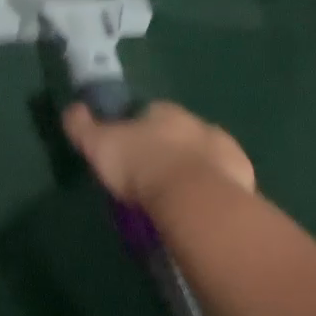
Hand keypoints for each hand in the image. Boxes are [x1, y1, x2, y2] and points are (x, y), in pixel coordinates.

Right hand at [62, 100, 255, 202]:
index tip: (128, 146)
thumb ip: (82, 126)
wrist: (194, 196)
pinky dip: (212, 188)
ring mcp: (224, 149)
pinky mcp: (243, 176)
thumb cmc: (140, 165)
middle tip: (151, 174)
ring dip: (192, 167)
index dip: (137, 127)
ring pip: (204, 154)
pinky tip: (198, 206)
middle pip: (179, 132)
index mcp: (163, 111)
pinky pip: (223, 179)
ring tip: (175, 195)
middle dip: (167, 147)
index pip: (148, 112)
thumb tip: (72, 108)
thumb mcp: (97, 144)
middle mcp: (197, 123)